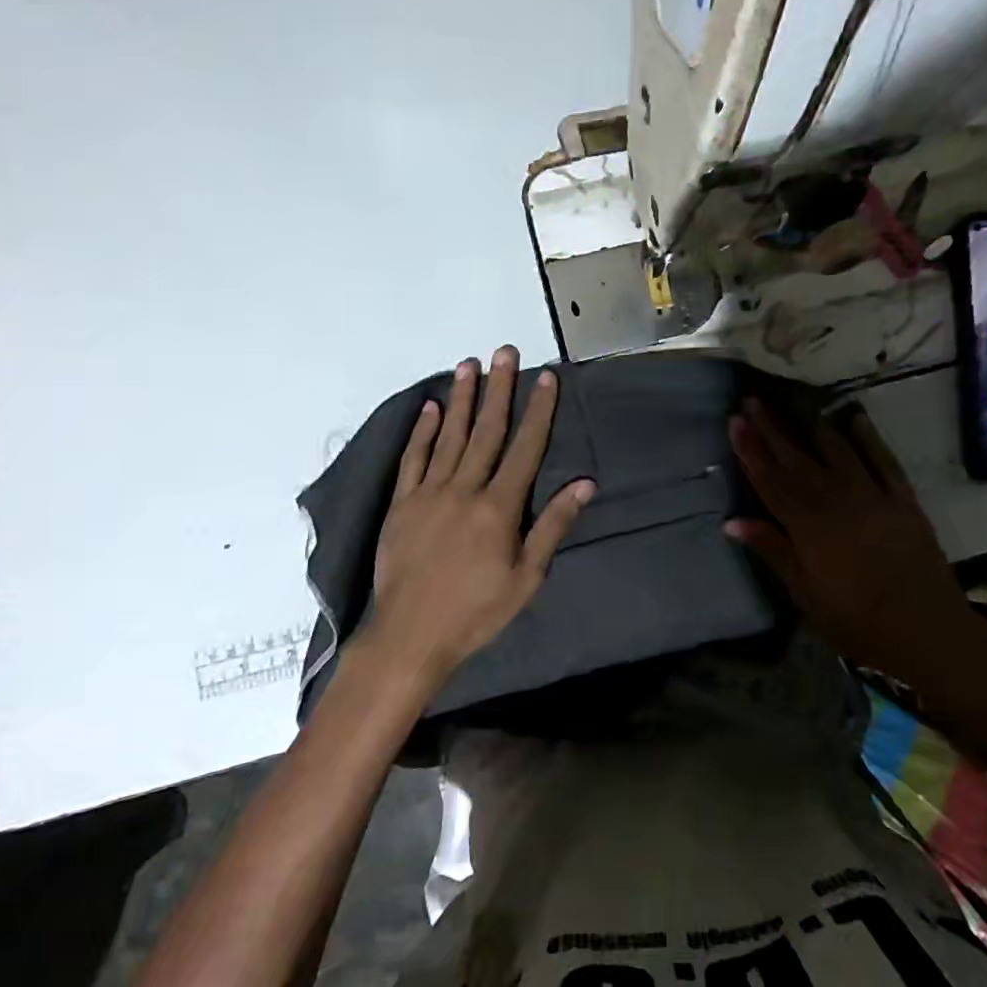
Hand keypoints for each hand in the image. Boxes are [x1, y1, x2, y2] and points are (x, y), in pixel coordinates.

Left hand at [368, 346, 594, 690]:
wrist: (410, 635)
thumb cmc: (477, 611)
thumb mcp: (527, 578)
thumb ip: (552, 526)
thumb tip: (584, 485)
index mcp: (499, 508)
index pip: (525, 449)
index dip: (538, 411)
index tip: (545, 378)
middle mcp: (464, 490)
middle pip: (486, 432)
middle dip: (498, 390)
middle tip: (504, 351)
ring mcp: (428, 494)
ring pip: (448, 436)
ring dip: (460, 399)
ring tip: (468, 365)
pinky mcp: (402, 504)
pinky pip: (413, 459)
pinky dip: (422, 432)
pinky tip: (429, 408)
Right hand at [725, 399, 972, 676]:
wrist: (925, 628)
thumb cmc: (856, 620)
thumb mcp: (805, 594)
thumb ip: (773, 551)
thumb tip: (732, 522)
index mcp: (807, 525)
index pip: (771, 480)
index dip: (751, 449)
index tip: (735, 421)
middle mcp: (836, 500)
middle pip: (798, 459)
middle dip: (773, 429)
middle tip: (753, 400)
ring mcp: (872, 495)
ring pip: (836, 452)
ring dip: (812, 426)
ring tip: (794, 403)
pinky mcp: (903, 499)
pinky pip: (883, 460)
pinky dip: (868, 438)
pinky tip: (855, 419)